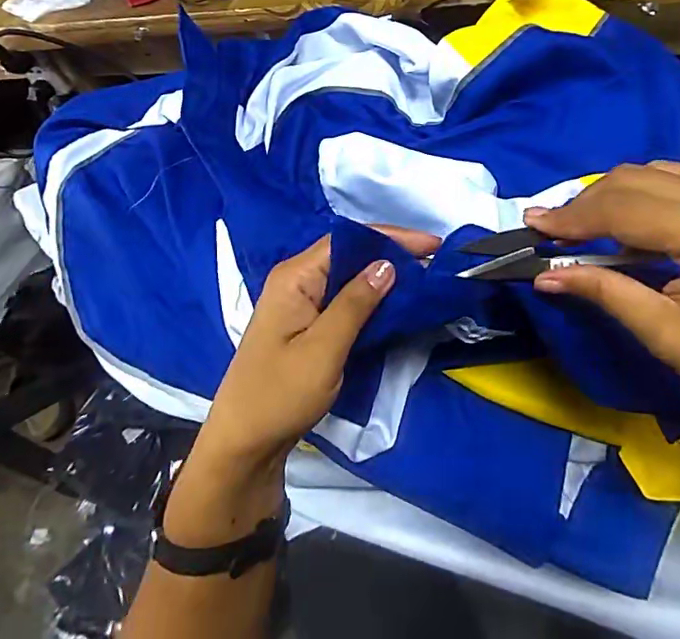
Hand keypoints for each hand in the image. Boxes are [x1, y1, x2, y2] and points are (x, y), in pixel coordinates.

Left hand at [200, 227, 441, 464]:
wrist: (244, 442)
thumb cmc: (279, 394)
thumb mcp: (323, 349)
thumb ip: (354, 304)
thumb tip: (387, 264)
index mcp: (294, 277)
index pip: (346, 240)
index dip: (389, 237)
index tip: (432, 245)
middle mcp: (295, 281)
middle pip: (348, 254)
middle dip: (390, 254)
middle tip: (435, 262)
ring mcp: (299, 303)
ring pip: (347, 277)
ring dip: (383, 276)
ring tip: (424, 279)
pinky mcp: (306, 325)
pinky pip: (342, 299)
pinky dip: (370, 299)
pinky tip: (395, 304)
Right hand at [524, 162, 679, 442]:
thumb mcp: (671, 338)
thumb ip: (606, 293)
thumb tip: (544, 275)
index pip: (628, 207)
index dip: (574, 216)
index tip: (531, 226)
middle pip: (641, 178)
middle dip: (591, 201)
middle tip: (555, 230)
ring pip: (664, 171)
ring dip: (620, 193)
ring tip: (589, 225)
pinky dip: (654, 192)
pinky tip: (641, 219)